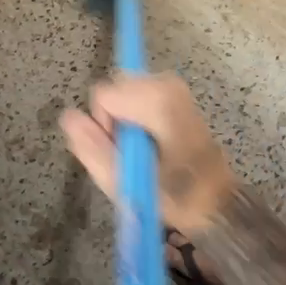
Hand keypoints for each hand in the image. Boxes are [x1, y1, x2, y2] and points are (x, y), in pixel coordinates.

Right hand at [60, 74, 238, 230]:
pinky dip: (136, 115)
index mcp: (158, 101)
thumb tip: (69, 116)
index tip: (120, 151)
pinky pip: (138, 95)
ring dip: (124, 119)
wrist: (216, 201)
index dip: (103, 125)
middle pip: (114, 89)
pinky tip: (150, 141)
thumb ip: (94, 148)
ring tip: (141, 150)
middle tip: (131, 153)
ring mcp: (174, 85)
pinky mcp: (176, 93)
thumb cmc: (175, 196)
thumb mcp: (126, 183)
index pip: (104, 95)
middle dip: (113, 120)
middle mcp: (168, 83)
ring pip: (125, 91)